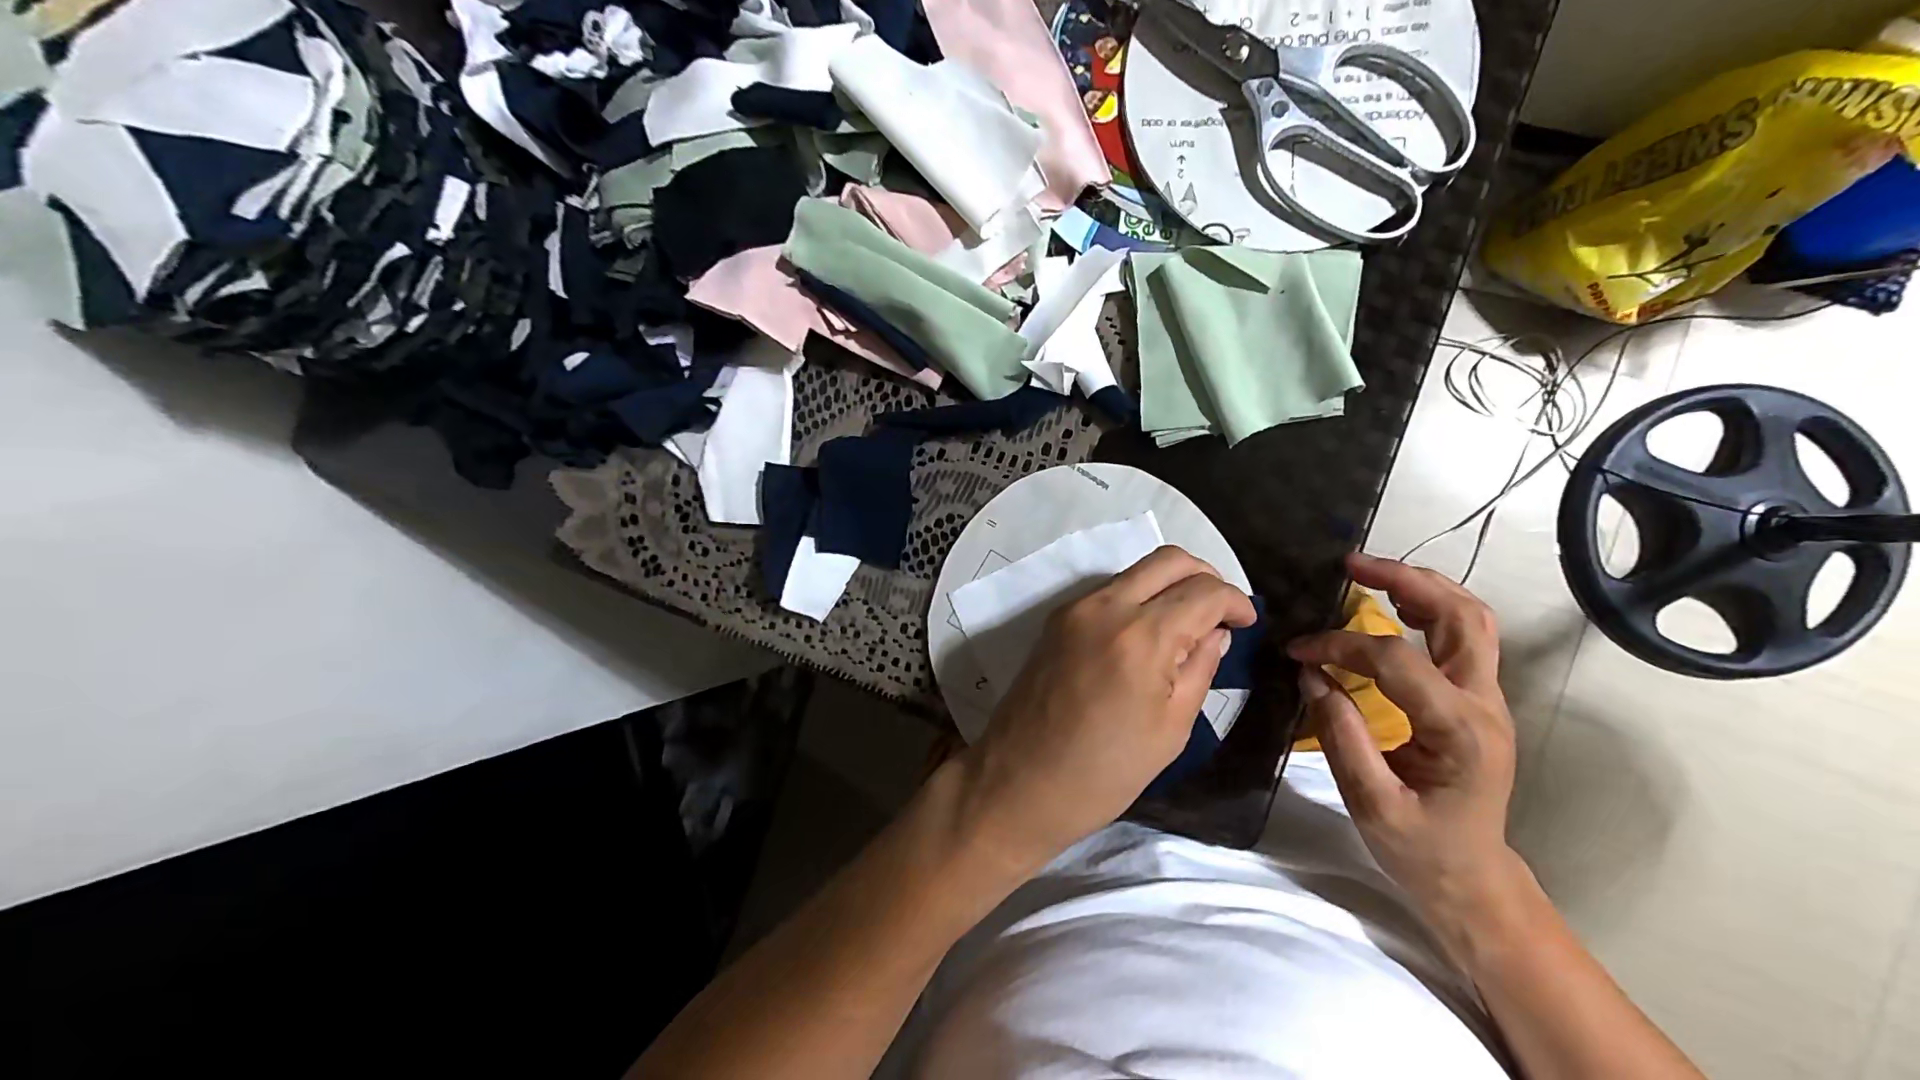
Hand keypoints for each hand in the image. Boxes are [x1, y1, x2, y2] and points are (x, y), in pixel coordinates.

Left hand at [958, 546, 1257, 868]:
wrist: (1019, 782)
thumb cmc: (1104, 772)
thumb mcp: (1170, 728)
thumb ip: (1199, 668)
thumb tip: (1215, 633)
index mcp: (1141, 636)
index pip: (1203, 591)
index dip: (1235, 601)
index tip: (1248, 622)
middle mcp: (1105, 607)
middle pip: (1168, 560)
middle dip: (1205, 576)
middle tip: (1221, 612)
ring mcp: (1074, 609)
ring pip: (1135, 571)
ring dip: (1170, 585)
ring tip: (1189, 623)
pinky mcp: (1055, 619)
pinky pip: (1108, 591)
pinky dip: (1138, 598)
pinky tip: (1150, 632)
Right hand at [1286, 552, 1519, 924]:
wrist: (1471, 876)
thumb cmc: (1419, 847)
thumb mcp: (1369, 801)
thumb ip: (1340, 735)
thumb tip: (1312, 674)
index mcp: (1460, 731)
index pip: (1396, 662)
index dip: (1339, 646)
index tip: (1297, 650)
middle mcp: (1485, 704)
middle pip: (1461, 617)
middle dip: (1407, 581)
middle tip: (1352, 565)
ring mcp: (1488, 699)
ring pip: (1471, 619)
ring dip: (1423, 587)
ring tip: (1371, 574)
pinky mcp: (1476, 699)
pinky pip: (1462, 637)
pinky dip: (1429, 609)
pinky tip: (1393, 607)